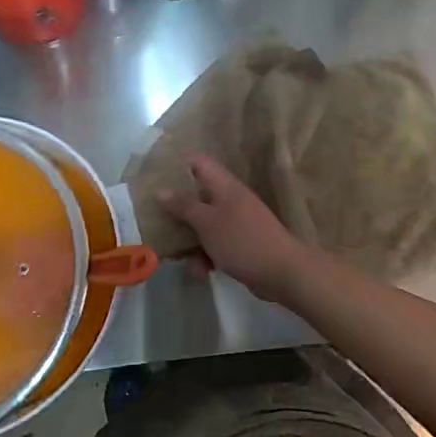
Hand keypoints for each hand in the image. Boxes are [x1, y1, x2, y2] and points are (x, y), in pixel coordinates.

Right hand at [159, 153, 312, 301]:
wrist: (282, 272)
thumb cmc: (242, 240)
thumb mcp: (208, 222)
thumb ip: (184, 205)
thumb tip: (161, 189)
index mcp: (225, 186)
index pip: (199, 163)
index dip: (177, 164)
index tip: (154, 174)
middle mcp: (230, 200)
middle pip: (197, 197)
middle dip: (176, 210)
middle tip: (152, 220)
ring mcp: (236, 224)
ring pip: (203, 226)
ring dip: (189, 242)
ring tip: (175, 258)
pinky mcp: (240, 245)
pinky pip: (215, 246)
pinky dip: (205, 257)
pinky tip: (199, 273)